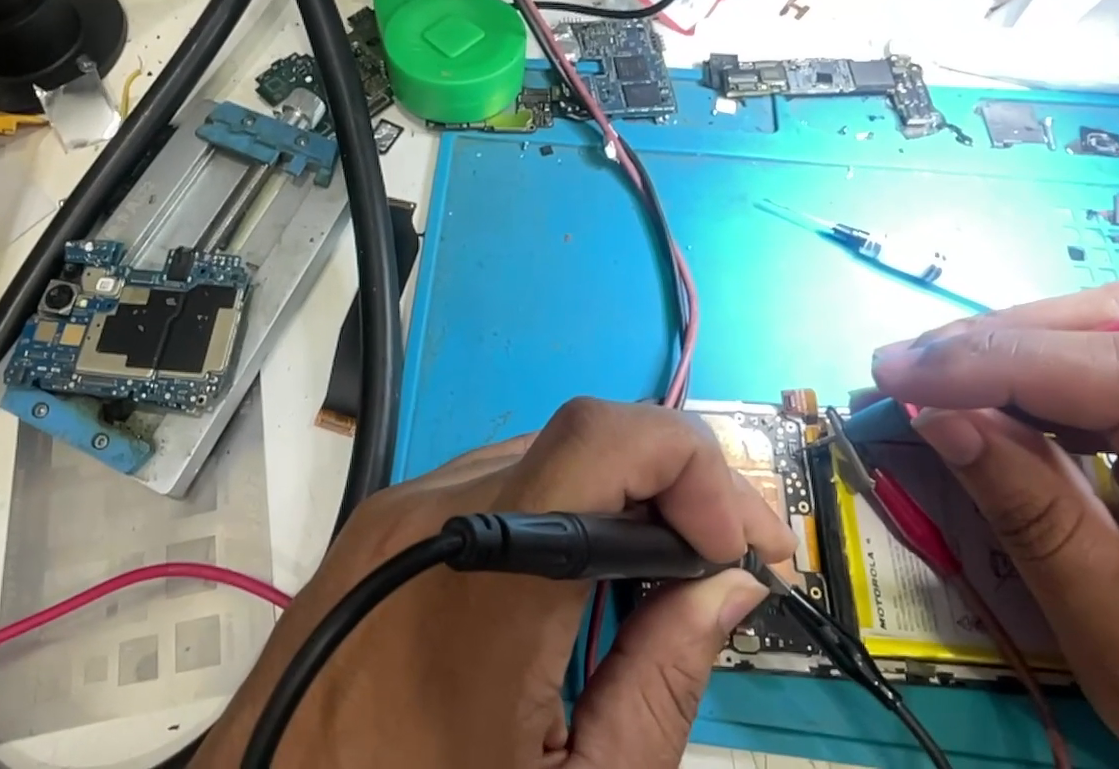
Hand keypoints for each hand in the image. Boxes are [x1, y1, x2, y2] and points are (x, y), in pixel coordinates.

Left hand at [192, 398, 794, 768]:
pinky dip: (554, 510)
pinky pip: (490, 484)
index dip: (694, 464)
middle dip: (671, 486)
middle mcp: (434, 510)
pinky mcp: (376, 521)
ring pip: (541, 458)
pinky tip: (573, 580)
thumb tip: (723, 584)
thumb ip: (661, 678)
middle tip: (721, 562)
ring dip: (614, 498)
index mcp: (485, 575)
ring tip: (654, 576)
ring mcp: (395, 508)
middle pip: (583, 441)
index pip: (605, 440)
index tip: (742, 545)